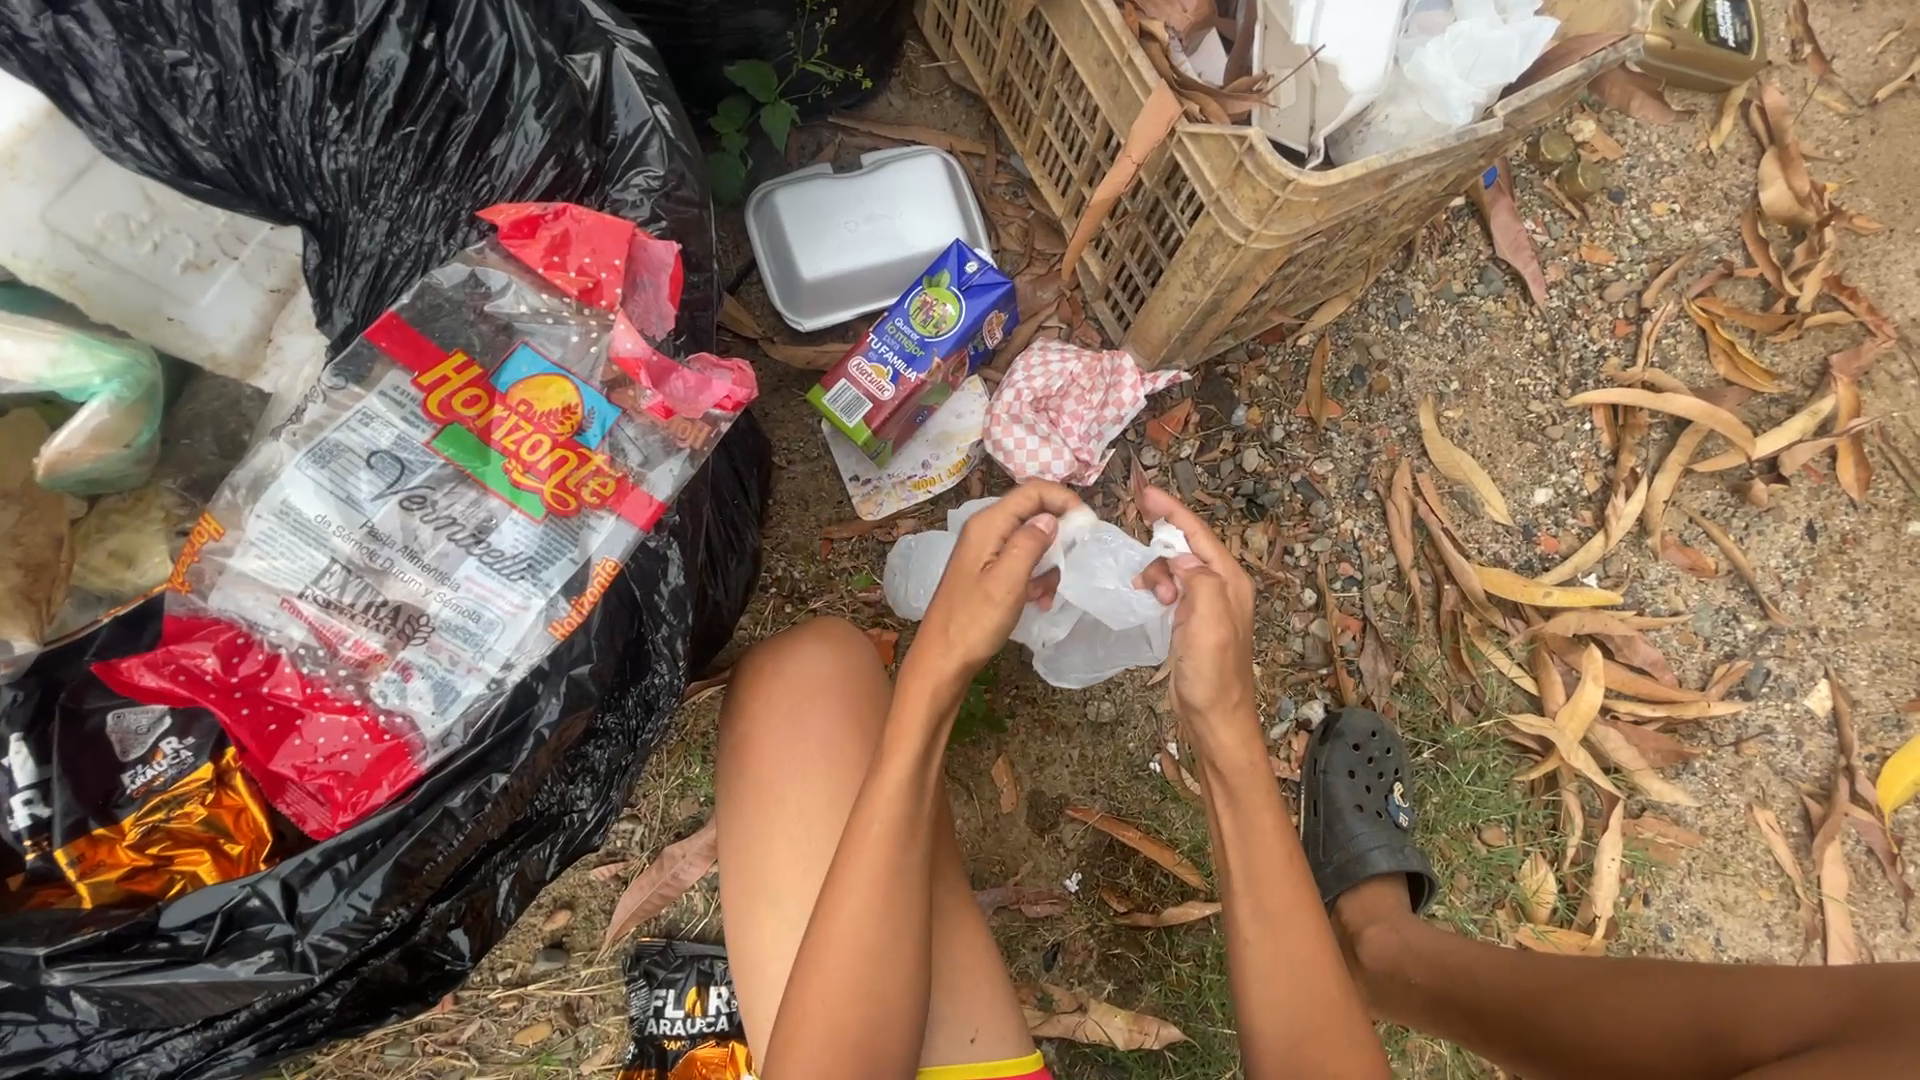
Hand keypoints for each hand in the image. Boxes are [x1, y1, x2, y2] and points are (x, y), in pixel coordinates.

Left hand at [903, 480, 1085, 699]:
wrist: (943, 660)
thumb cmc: (973, 622)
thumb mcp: (1008, 581)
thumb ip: (1030, 543)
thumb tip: (1051, 518)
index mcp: (988, 524)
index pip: (1033, 491)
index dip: (1064, 500)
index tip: (1088, 525)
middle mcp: (986, 531)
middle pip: (1033, 513)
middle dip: (1059, 535)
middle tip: (1074, 563)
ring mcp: (986, 552)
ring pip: (1032, 541)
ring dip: (1049, 562)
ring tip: (1049, 592)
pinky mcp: (989, 572)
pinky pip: (1022, 563)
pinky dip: (1036, 577)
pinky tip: (1039, 601)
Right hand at [1135, 487, 1259, 754]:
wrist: (1214, 718)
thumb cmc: (1213, 673)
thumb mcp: (1209, 621)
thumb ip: (1199, 579)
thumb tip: (1180, 557)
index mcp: (1230, 581)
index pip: (1199, 533)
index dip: (1172, 510)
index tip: (1144, 493)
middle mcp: (1223, 587)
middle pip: (1187, 546)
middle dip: (1161, 546)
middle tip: (1140, 566)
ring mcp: (1209, 604)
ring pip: (1176, 568)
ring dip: (1158, 573)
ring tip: (1150, 594)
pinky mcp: (1194, 620)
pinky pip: (1173, 588)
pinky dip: (1159, 587)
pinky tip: (1151, 600)